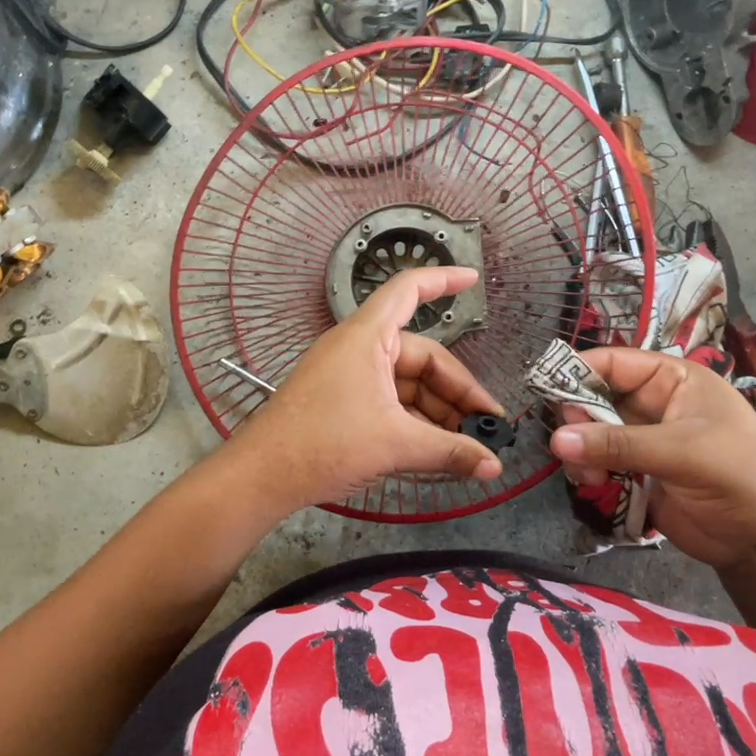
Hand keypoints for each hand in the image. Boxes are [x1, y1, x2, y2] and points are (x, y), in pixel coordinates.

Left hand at [225, 266, 505, 511]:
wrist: (262, 476)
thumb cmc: (322, 444)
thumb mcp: (393, 444)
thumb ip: (448, 452)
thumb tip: (493, 467)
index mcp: (366, 337)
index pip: (407, 291)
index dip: (442, 280)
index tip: (473, 279)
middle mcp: (358, 349)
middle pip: (422, 356)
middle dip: (456, 391)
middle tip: (487, 426)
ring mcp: (348, 377)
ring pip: (408, 386)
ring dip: (438, 413)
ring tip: (467, 446)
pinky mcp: (342, 404)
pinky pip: (389, 403)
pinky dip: (414, 422)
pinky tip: (437, 450)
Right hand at [548, 347, 755, 566]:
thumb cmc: (738, 478)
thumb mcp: (681, 453)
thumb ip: (617, 444)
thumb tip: (556, 439)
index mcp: (674, 380)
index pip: (614, 362)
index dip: (578, 372)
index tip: (546, 393)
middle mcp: (655, 402)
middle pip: (595, 395)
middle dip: (577, 418)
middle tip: (569, 444)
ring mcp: (644, 437)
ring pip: (591, 430)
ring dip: (580, 449)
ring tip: (586, 474)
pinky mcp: (636, 470)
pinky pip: (597, 459)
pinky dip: (587, 468)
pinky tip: (592, 482)